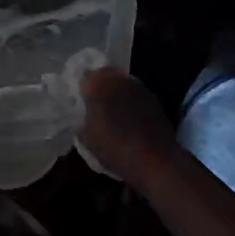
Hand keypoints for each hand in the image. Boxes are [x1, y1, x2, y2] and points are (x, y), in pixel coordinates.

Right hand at [79, 67, 179, 184]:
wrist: (155, 161)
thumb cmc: (114, 148)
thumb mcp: (86, 137)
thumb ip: (81, 118)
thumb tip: (82, 114)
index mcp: (96, 84)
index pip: (82, 76)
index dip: (80, 87)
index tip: (78, 99)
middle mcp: (117, 78)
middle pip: (103, 74)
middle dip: (98, 85)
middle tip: (94, 102)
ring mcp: (138, 86)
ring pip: (121, 82)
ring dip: (116, 92)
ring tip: (113, 110)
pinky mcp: (153, 98)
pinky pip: (135, 94)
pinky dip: (130, 101)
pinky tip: (130, 117)